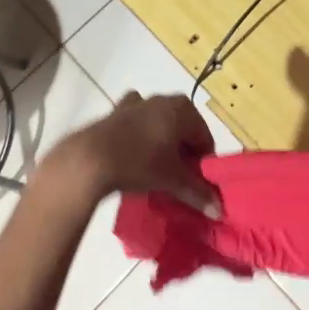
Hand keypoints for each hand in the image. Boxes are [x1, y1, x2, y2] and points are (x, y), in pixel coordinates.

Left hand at [49, 92, 223, 217]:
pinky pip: (137, 123)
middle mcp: (163, 99)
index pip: (205, 139)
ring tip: (154, 171)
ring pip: (160, 126)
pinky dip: (140, 136)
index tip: (194, 184)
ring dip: (162, 145)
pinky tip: (133, 154)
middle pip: (183, 131)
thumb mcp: (172, 180)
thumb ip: (198, 193)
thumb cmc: (139, 163)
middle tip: (175, 180)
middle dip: (182, 154)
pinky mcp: (115, 111)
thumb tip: (219, 210)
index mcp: (183, 108)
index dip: (202, 164)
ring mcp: (138, 102)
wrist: (89, 159)